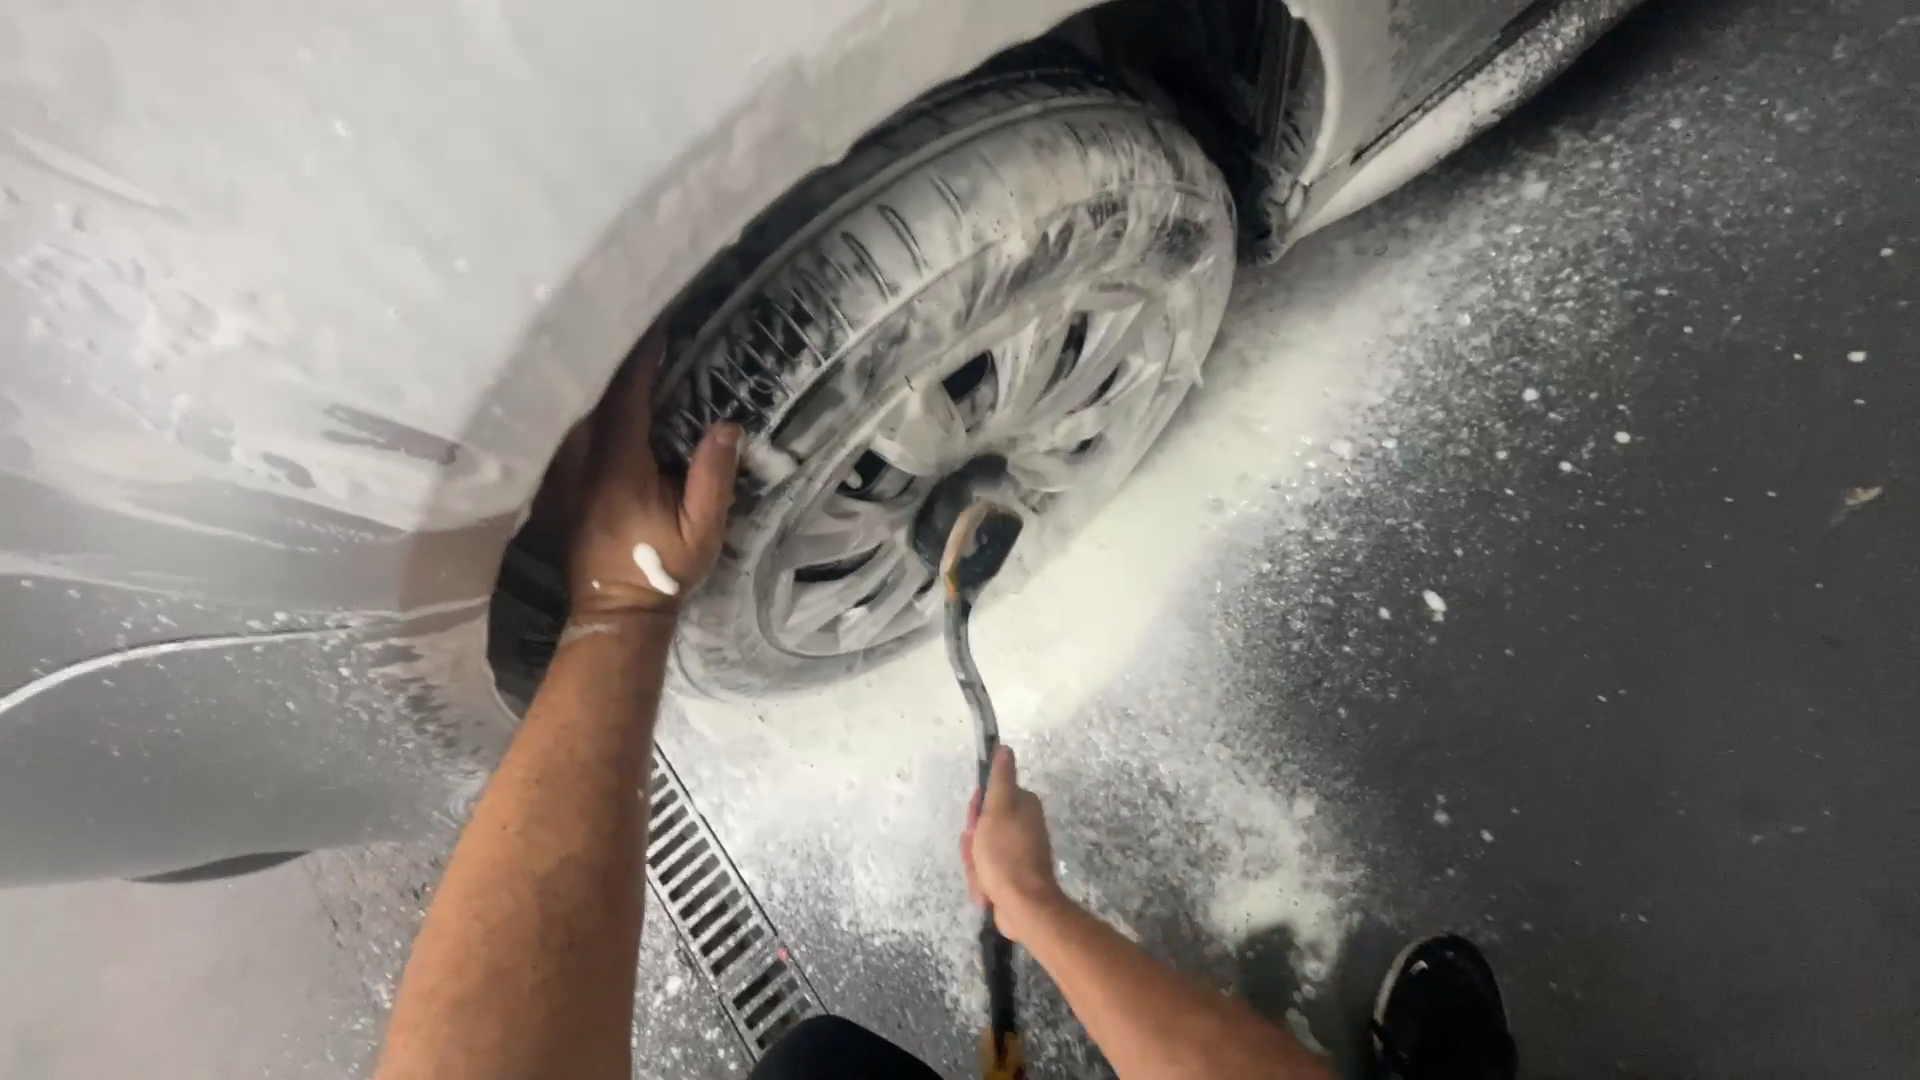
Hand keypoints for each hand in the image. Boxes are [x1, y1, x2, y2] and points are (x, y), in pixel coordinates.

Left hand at [563, 334, 740, 617]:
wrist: (617, 610)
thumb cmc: (662, 569)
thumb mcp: (702, 528)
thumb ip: (713, 477)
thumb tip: (728, 426)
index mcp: (620, 466)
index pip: (628, 400)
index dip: (643, 363)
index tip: (659, 330)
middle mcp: (585, 461)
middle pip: (597, 398)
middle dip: (620, 364)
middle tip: (642, 333)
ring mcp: (568, 474)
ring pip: (581, 413)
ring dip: (603, 385)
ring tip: (626, 358)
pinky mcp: (564, 486)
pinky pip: (575, 433)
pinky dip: (589, 409)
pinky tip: (603, 401)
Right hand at [962, 746, 1068, 943]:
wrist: (1023, 906)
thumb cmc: (1006, 854)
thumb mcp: (997, 808)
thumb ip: (1000, 777)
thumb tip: (1005, 747)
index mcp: (1023, 805)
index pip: (988, 798)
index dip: (976, 812)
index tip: (975, 823)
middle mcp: (1023, 825)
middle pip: (983, 826)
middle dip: (974, 844)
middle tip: (977, 853)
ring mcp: (1018, 851)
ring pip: (981, 850)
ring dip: (975, 865)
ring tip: (983, 877)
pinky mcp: (1013, 875)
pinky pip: (987, 871)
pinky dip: (983, 881)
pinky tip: (986, 891)